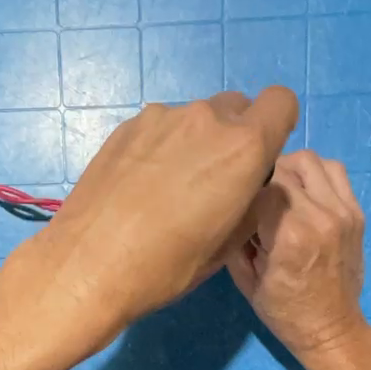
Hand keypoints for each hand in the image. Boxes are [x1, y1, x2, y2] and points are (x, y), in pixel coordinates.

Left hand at [20, 89, 299, 347]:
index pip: (281, 102)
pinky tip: (139, 188)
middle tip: (212, 185)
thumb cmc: (166, 267)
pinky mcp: (126, 127)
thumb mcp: (226, 248)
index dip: (275, 129)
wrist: (89, 265)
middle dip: (235, 138)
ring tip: (167, 192)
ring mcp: (161, 118)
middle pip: (237, 108)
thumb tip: (250, 187)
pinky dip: (161, 149)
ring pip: (195, 119)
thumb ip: (251, 204)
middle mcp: (206, 119)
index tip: (257, 164)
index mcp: (243, 147)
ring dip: (195, 144)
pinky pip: (160, 129)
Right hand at [226, 151, 368, 356]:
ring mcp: (343, 211)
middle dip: (264, 181)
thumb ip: (237, 239)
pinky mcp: (356, 212)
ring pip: (311, 161)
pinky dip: (315, 174)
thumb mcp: (247, 280)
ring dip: (290, 169)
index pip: (260, 188)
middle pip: (284, 169)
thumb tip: (233, 207)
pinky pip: (334, 172)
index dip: (244, 195)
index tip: (238, 210)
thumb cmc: (284, 312)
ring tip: (279, 189)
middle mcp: (320, 215)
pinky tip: (302, 192)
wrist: (331, 329)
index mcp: (290, 235)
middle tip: (254, 199)